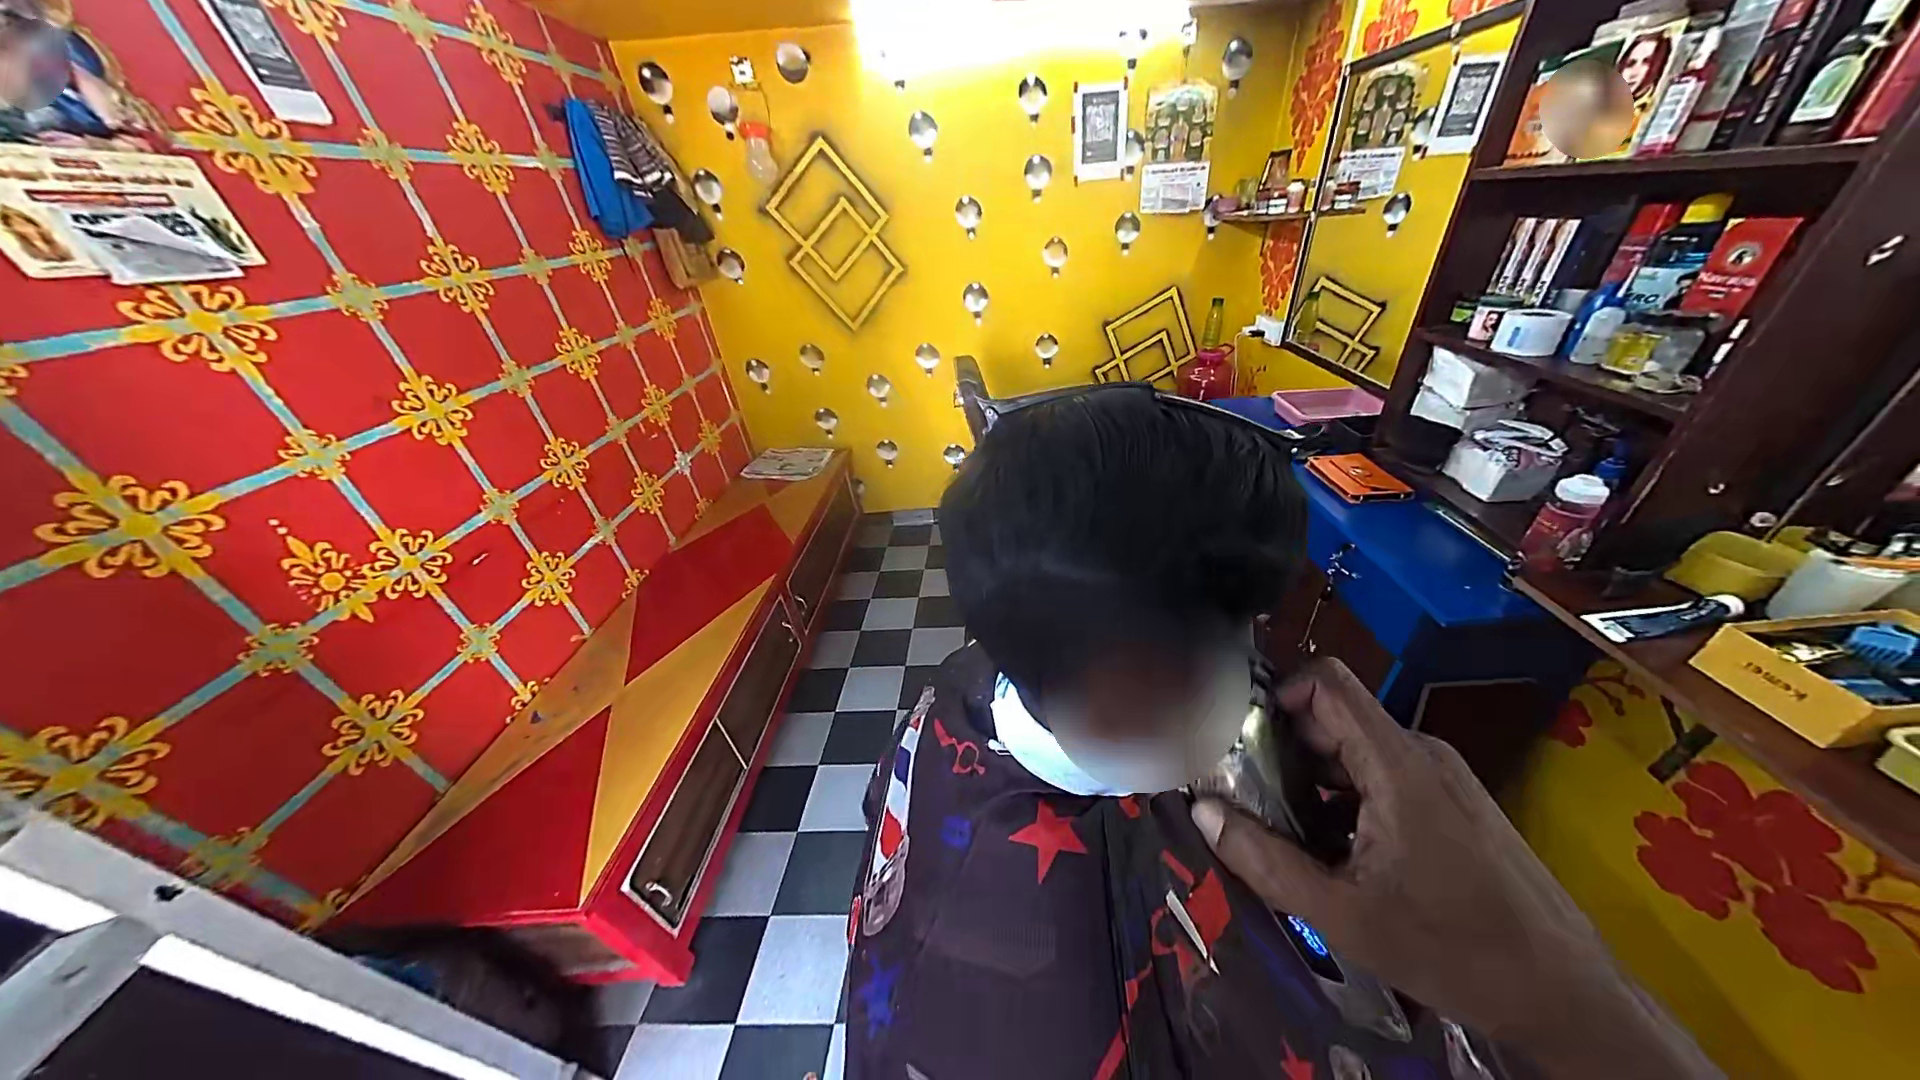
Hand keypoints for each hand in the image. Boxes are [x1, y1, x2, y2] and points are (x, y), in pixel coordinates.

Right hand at [1191, 659, 1718, 1078]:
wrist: (1574, 1001)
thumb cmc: (1456, 952)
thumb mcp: (1341, 914)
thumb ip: (1263, 859)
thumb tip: (1201, 810)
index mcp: (1396, 764)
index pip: (1327, 682)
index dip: (1277, 693)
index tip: (1243, 736)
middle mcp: (1420, 753)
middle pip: (1332, 716)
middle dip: (1283, 747)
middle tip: (1251, 792)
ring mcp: (1441, 775)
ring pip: (1354, 747)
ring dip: (1311, 775)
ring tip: (1286, 825)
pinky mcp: (1451, 799)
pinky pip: (1380, 772)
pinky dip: (1343, 793)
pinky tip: (1334, 847)